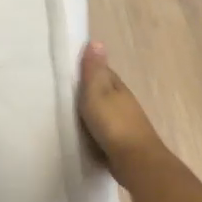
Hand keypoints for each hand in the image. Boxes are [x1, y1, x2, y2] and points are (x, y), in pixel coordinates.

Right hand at [77, 41, 163, 182]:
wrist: (135, 161)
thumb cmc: (113, 123)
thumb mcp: (97, 92)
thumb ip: (94, 70)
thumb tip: (96, 40)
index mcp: (118, 88)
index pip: (103, 72)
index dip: (89, 68)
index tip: (70, 67)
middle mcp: (123, 103)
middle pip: (104, 92)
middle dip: (89, 89)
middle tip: (66, 89)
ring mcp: (124, 123)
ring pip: (104, 111)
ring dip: (92, 110)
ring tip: (70, 111)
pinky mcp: (120, 142)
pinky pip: (104, 129)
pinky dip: (94, 128)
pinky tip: (84, 132)